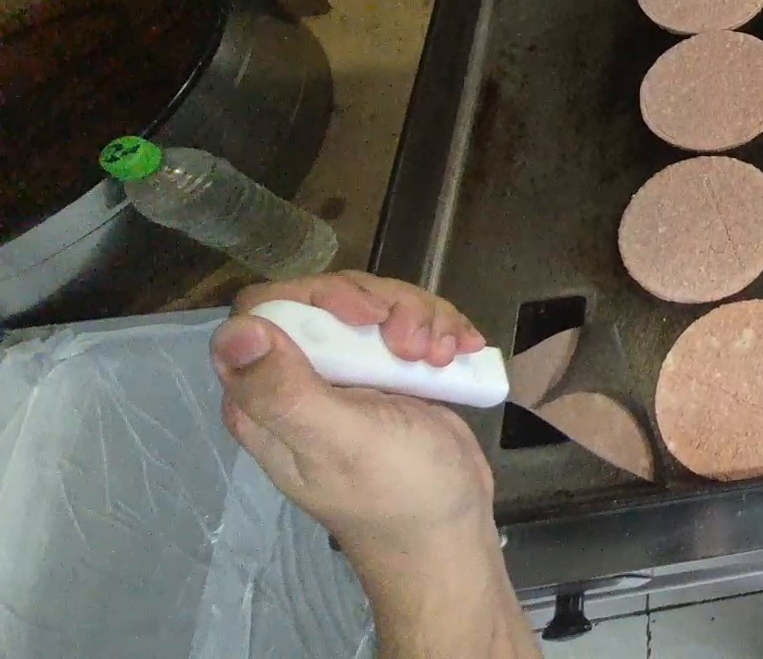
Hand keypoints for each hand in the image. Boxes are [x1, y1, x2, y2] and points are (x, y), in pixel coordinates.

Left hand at [210, 271, 494, 561]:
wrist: (450, 522)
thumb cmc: (393, 489)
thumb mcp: (339, 440)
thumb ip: (285, 390)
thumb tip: (238, 331)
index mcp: (270, 396)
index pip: (269, 311)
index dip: (320, 298)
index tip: (370, 318)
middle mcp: (308, 376)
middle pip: (338, 298)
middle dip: (391, 308)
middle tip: (417, 347)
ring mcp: (358, 373)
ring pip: (387, 305)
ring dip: (428, 320)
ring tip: (445, 358)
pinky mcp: (402, 373)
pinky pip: (422, 323)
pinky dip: (449, 330)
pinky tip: (466, 351)